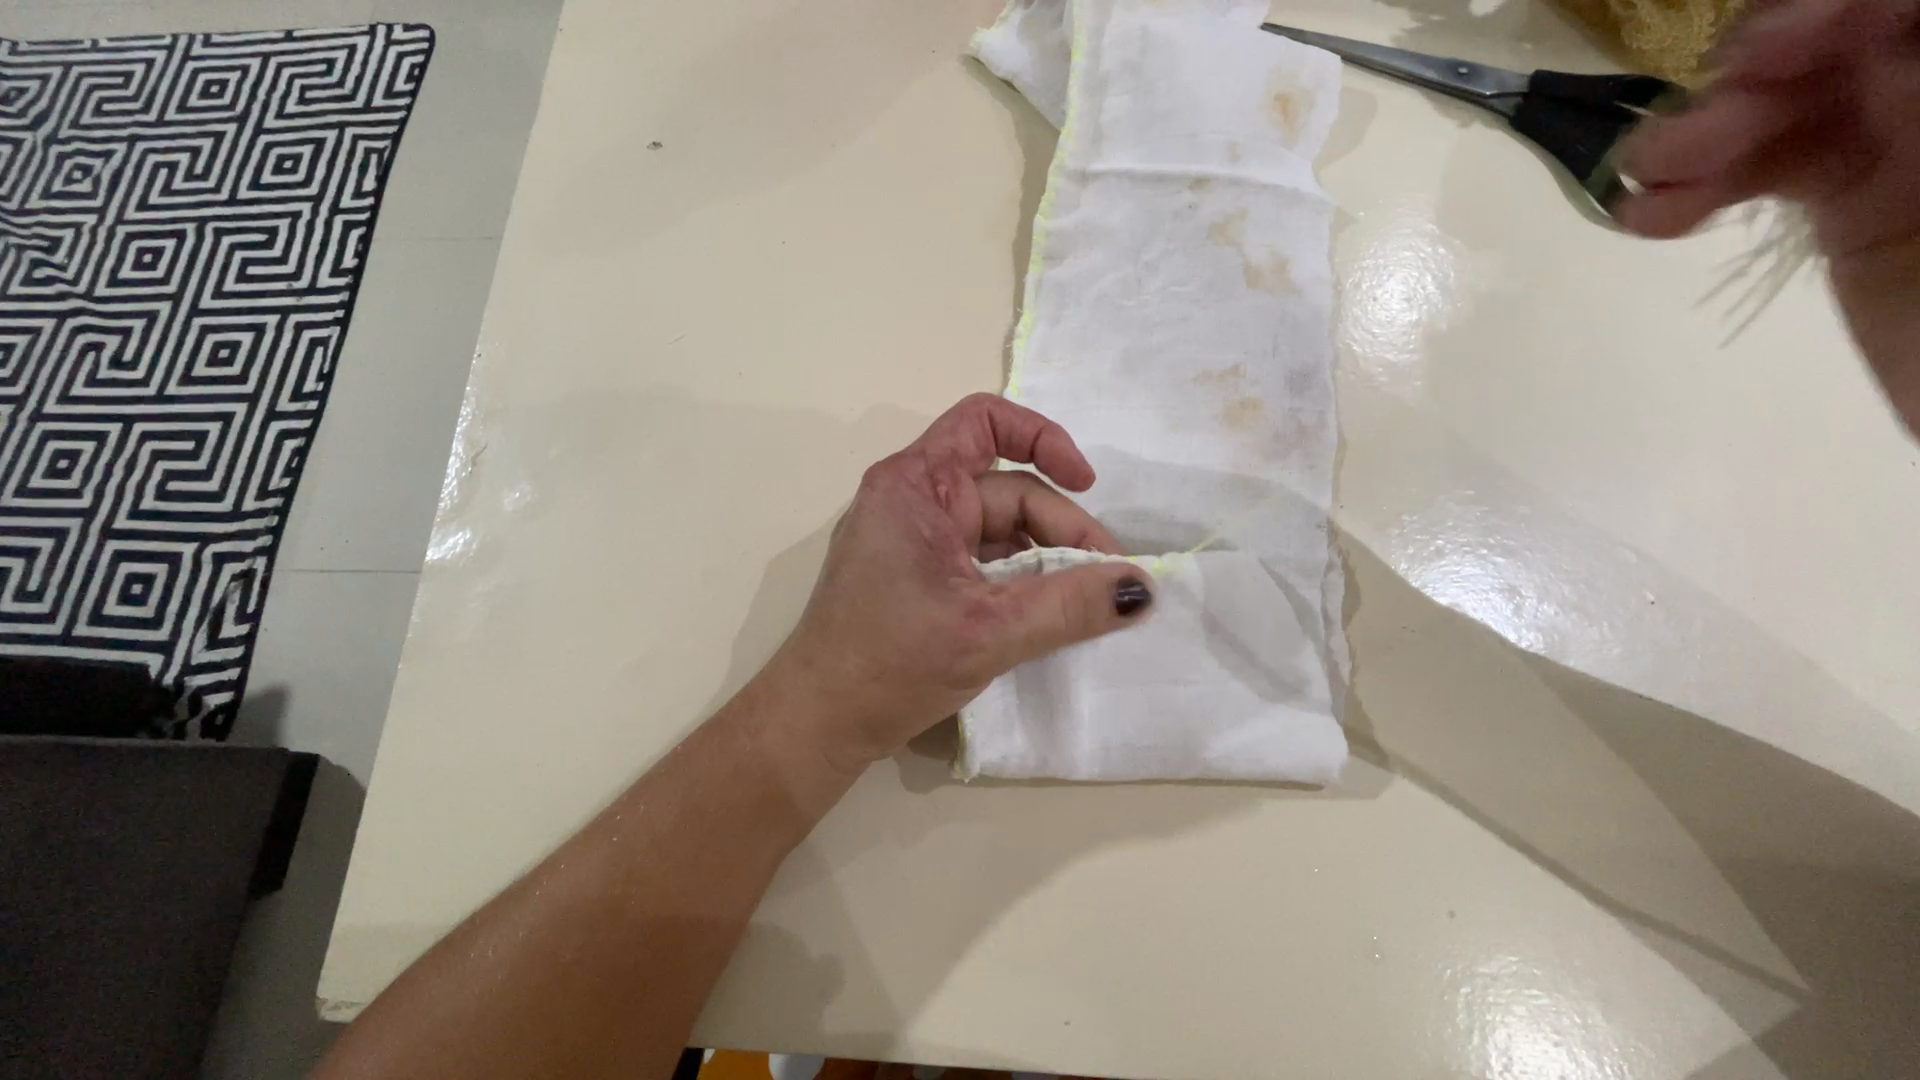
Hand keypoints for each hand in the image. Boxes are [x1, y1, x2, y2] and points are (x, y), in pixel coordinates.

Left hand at [755, 394, 1154, 775]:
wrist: (819, 722)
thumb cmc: (890, 665)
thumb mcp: (989, 632)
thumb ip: (1069, 606)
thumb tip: (1143, 589)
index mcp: (915, 486)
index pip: (984, 423)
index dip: (1043, 438)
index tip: (1086, 484)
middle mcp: (913, 500)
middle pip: (1006, 490)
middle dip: (1061, 530)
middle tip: (1108, 584)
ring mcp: (915, 539)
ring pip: (999, 532)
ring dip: (1046, 561)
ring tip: (1088, 604)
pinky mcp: (919, 576)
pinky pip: (983, 561)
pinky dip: (1020, 581)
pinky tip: (1050, 613)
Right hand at [1616, 0, 1919, 428]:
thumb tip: (1858, 25)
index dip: (1830, 9)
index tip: (1762, 55)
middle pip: (1838, 41)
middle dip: (1749, 81)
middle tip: (1682, 144)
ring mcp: (1906, 135)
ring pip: (1786, 102)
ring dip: (1698, 141)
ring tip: (1648, 190)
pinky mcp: (1848, 196)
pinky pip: (1761, 169)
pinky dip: (1696, 191)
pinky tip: (1650, 221)